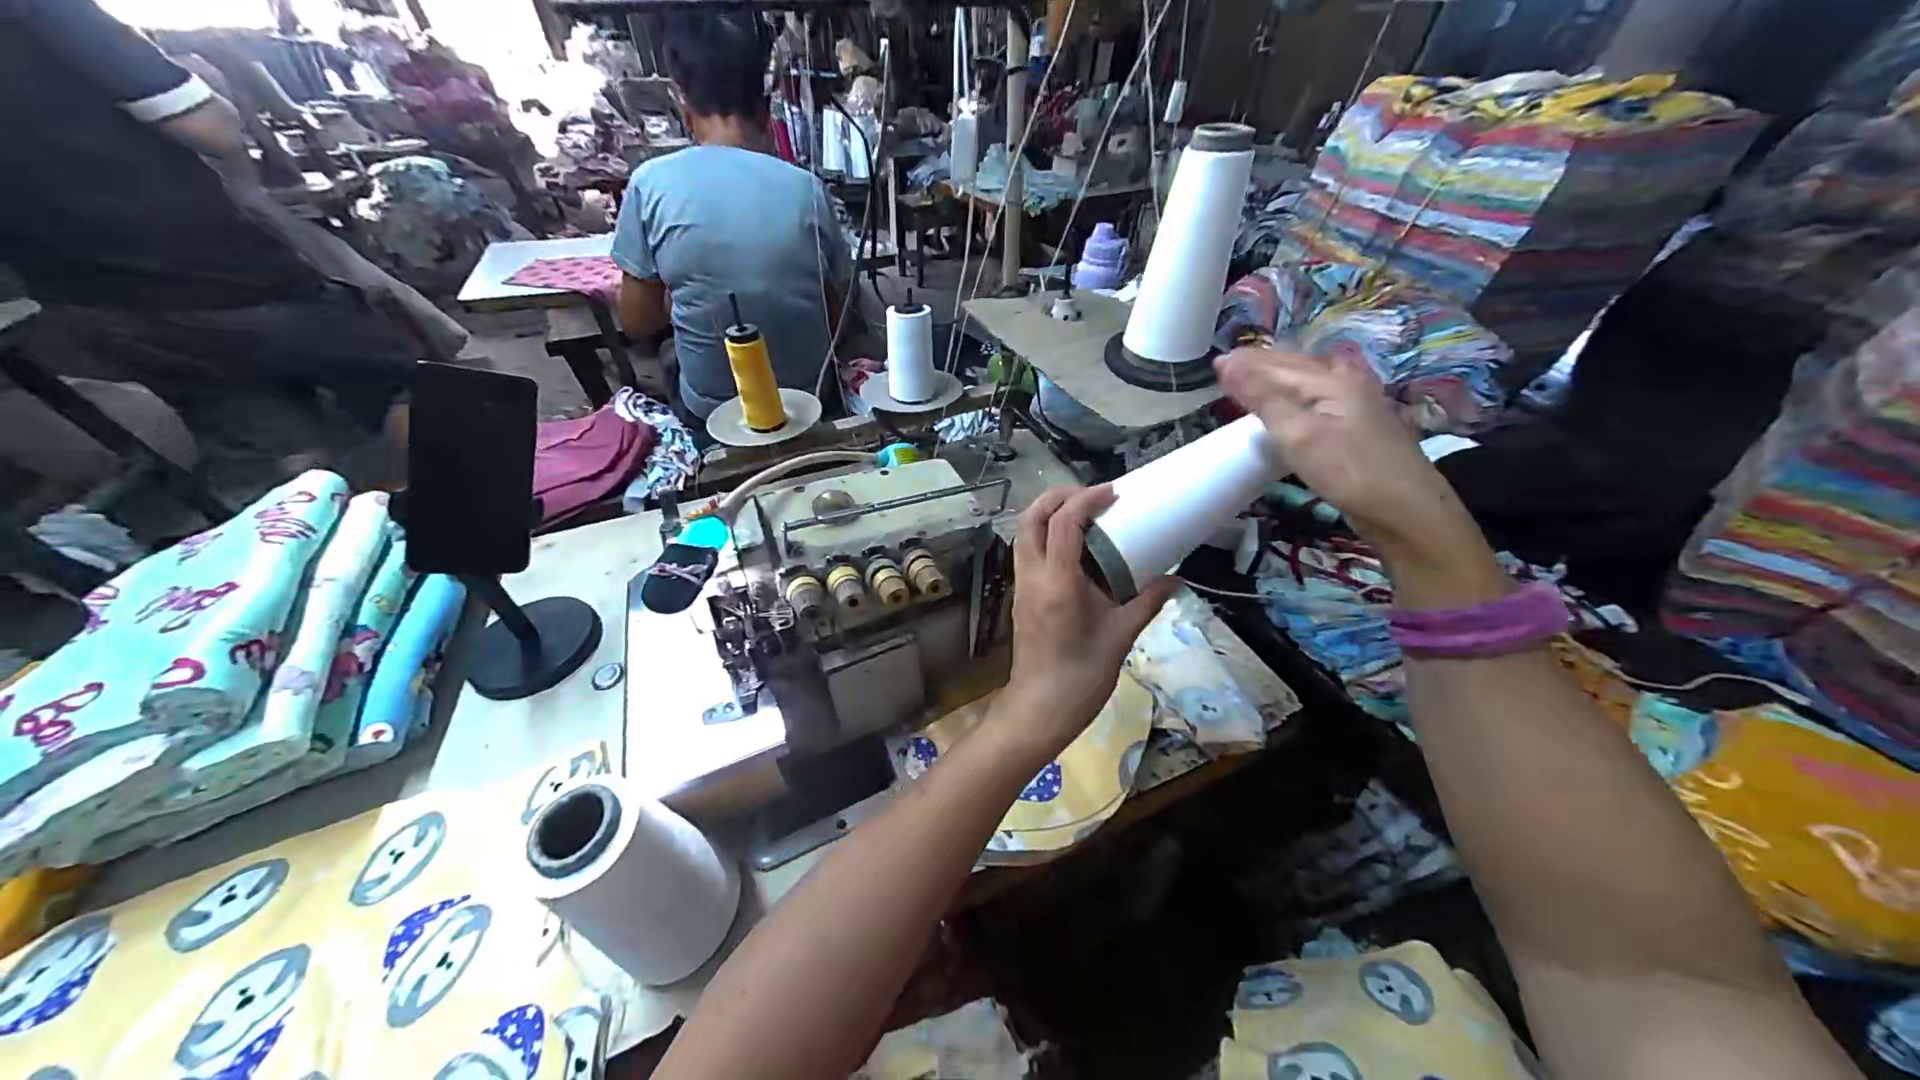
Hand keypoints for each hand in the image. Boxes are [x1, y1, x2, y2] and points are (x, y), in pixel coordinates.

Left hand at [1000, 485, 1178, 755]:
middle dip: (1058, 498)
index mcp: (1056, 582)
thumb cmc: (1082, 675)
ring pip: (1024, 534)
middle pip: (1030, 518)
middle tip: (1092, 498)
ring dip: (1049, 515)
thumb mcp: (1121, 636)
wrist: (1041, 708)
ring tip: (1086, 517)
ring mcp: (1021, 586)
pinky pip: (1028, 553)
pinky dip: (1047, 537)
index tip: (1113, 493)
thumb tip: (1175, 579)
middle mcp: (1032, 576)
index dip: (1086, 500)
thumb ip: (1147, 601)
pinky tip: (1077, 550)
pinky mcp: (1021, 597)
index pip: (1063, 523)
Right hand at [1215, 345, 1507, 607]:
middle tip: (1227, 369)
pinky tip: (1289, 407)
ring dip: (1278, 380)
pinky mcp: (1357, 430)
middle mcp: (1347, 384)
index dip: (1245, 363)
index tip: (1214, 364)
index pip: (1278, 364)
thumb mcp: (1298, 434)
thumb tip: (1228, 363)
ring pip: (1308, 383)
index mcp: (1331, 380)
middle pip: (1296, 367)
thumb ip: (1263, 398)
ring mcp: (1356, 407)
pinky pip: (1316, 402)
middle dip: (1261, 365)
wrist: (1406, 513)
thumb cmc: (1348, 471)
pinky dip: (1293, 398)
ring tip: (1251, 382)